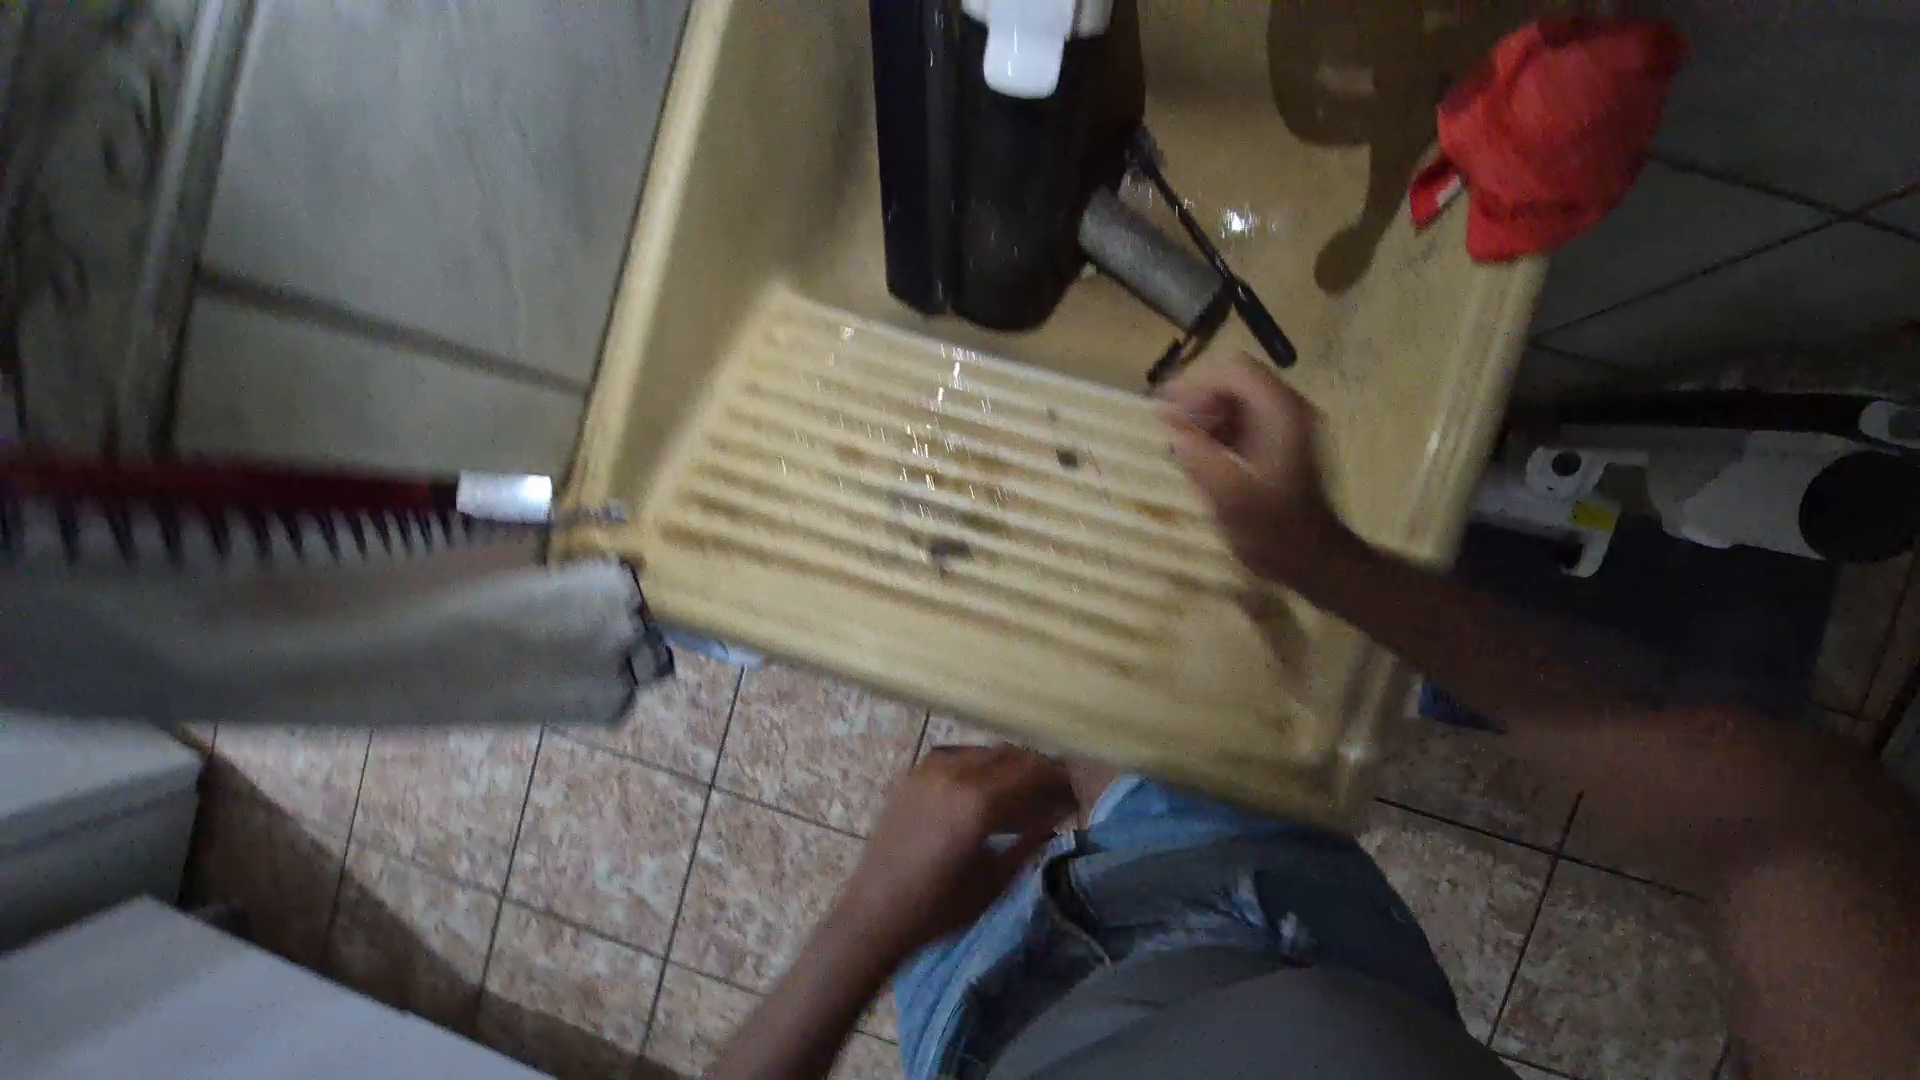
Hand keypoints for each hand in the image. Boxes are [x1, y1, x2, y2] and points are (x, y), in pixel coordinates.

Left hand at [839, 746, 1076, 953]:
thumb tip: (1058, 814)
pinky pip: (954, 756)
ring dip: (1007, 763)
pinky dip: (977, 764)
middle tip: (1054, 786)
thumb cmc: (941, 907)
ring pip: (981, 752)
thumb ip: (1030, 840)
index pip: (1031, 772)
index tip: (1074, 788)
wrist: (877, 913)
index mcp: (979, 801)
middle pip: (1009, 755)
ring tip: (1023, 786)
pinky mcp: (911, 775)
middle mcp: (955, 775)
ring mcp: (929, 771)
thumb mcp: (996, 879)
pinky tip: (984, 785)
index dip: (1057, 776)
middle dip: (1035, 767)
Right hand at [1156, 354, 1351, 579]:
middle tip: (1168, 429)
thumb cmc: (1272, 529)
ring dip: (1205, 418)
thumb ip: (1195, 453)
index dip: (1195, 384)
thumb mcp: (1227, 493)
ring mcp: (1287, 429)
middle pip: (1235, 383)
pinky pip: (1243, 424)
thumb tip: (1168, 423)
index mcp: (1281, 414)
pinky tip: (1199, 458)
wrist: (1310, 561)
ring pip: (1237, 403)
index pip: (1234, 373)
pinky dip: (1217, 433)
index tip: (1164, 408)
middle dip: (1198, 401)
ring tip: (1179, 445)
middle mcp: (1288, 411)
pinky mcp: (1280, 448)